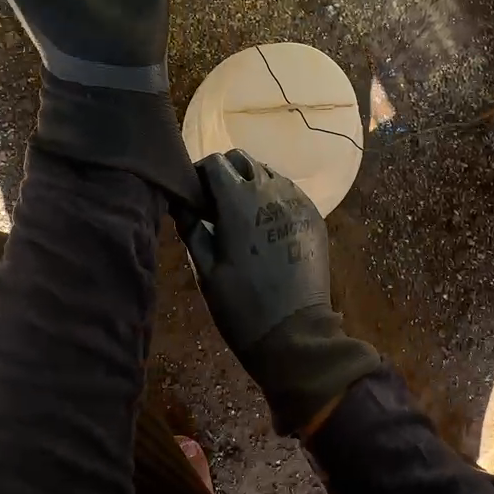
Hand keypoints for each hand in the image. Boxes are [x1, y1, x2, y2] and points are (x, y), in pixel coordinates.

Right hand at [183, 151, 331, 350]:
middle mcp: (270, 189)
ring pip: (268, 173)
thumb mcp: (205, 269)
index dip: (201, 173)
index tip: (195, 195)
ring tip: (243, 216)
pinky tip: (267, 227)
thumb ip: (191, 227)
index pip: (215, 162)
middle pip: (243, 159)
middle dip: (226, 172)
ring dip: (251, 184)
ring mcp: (296, 200)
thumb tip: (180, 202)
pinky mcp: (314, 215)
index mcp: (238, 200)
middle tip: (217, 203)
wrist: (294, 334)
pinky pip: (289, 192)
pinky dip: (273, 198)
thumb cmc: (241, 304)